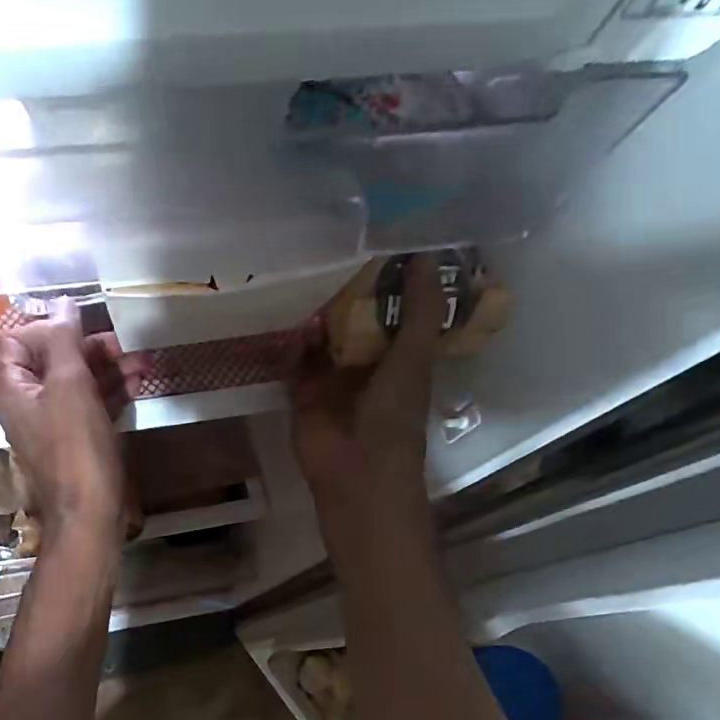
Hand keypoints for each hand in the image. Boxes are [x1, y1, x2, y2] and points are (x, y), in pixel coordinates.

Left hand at [0, 301, 140, 541]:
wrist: (92, 513)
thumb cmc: (76, 447)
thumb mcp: (69, 385)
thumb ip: (63, 339)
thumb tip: (61, 302)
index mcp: (13, 389)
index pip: (15, 342)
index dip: (44, 328)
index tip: (79, 328)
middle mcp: (29, 403)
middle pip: (52, 358)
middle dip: (87, 346)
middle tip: (121, 343)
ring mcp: (56, 422)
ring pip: (78, 380)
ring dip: (108, 367)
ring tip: (143, 361)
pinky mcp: (80, 437)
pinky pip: (92, 403)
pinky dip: (112, 391)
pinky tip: (139, 382)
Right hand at [289, 253, 439, 522]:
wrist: (358, 471)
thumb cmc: (396, 415)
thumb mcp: (415, 356)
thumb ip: (420, 309)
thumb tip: (423, 255)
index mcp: (401, 358)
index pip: (393, 312)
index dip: (387, 284)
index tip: (377, 248)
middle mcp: (367, 366)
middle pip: (353, 323)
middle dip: (345, 297)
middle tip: (334, 261)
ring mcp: (332, 382)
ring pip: (322, 341)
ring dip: (319, 321)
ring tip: (313, 294)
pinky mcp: (302, 396)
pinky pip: (296, 364)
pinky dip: (296, 348)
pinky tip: (300, 332)